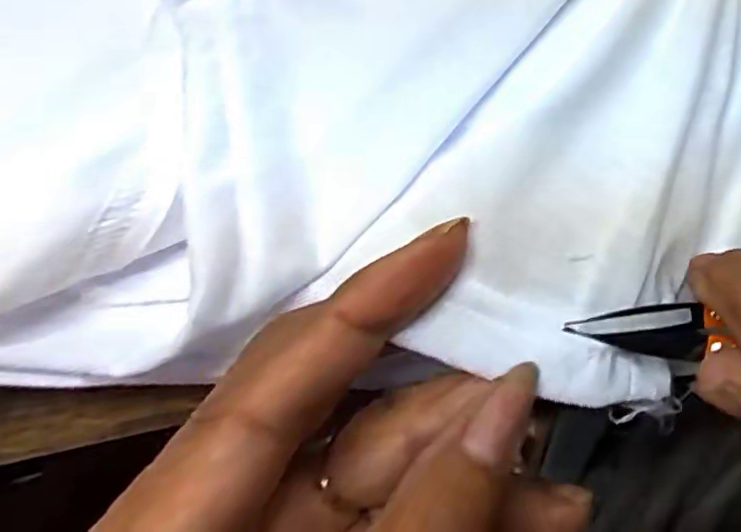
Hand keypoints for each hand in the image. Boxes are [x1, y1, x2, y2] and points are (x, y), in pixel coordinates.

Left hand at [96, 219, 591, 531]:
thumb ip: (430, 513)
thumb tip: (513, 385)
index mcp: (177, 526)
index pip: (277, 378)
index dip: (369, 298)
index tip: (457, 237)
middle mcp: (230, 520)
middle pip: (364, 427)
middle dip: (468, 412)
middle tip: (546, 403)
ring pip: (407, 475)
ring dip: (493, 476)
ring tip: (563, 506)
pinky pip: (418, 513)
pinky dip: (482, 510)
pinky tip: (543, 521)